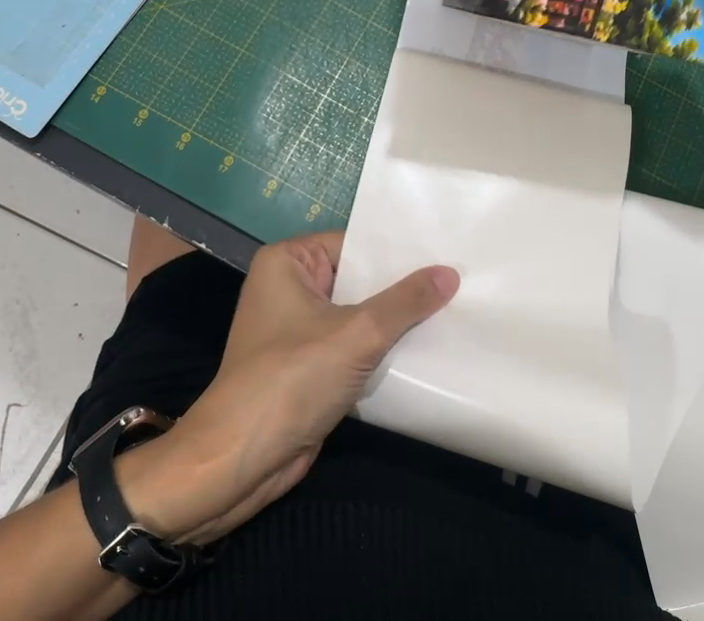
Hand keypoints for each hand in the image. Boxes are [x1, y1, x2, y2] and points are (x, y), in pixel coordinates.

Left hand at [116, 232, 456, 544]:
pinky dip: (383, 350)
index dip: (399, 252)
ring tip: (456, 311)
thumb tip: (450, 273)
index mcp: (287, 262)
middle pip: (359, 279)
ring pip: (359, 315)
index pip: (354, 244)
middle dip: (403, 288)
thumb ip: (405, 302)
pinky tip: (428, 349)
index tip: (448, 251)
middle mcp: (289, 288)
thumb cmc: (291, 380)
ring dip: (396, 322)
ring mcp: (298, 329)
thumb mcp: (357, 334)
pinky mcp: (309, 365)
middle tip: (462, 281)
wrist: (241, 459)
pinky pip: (354, 346)